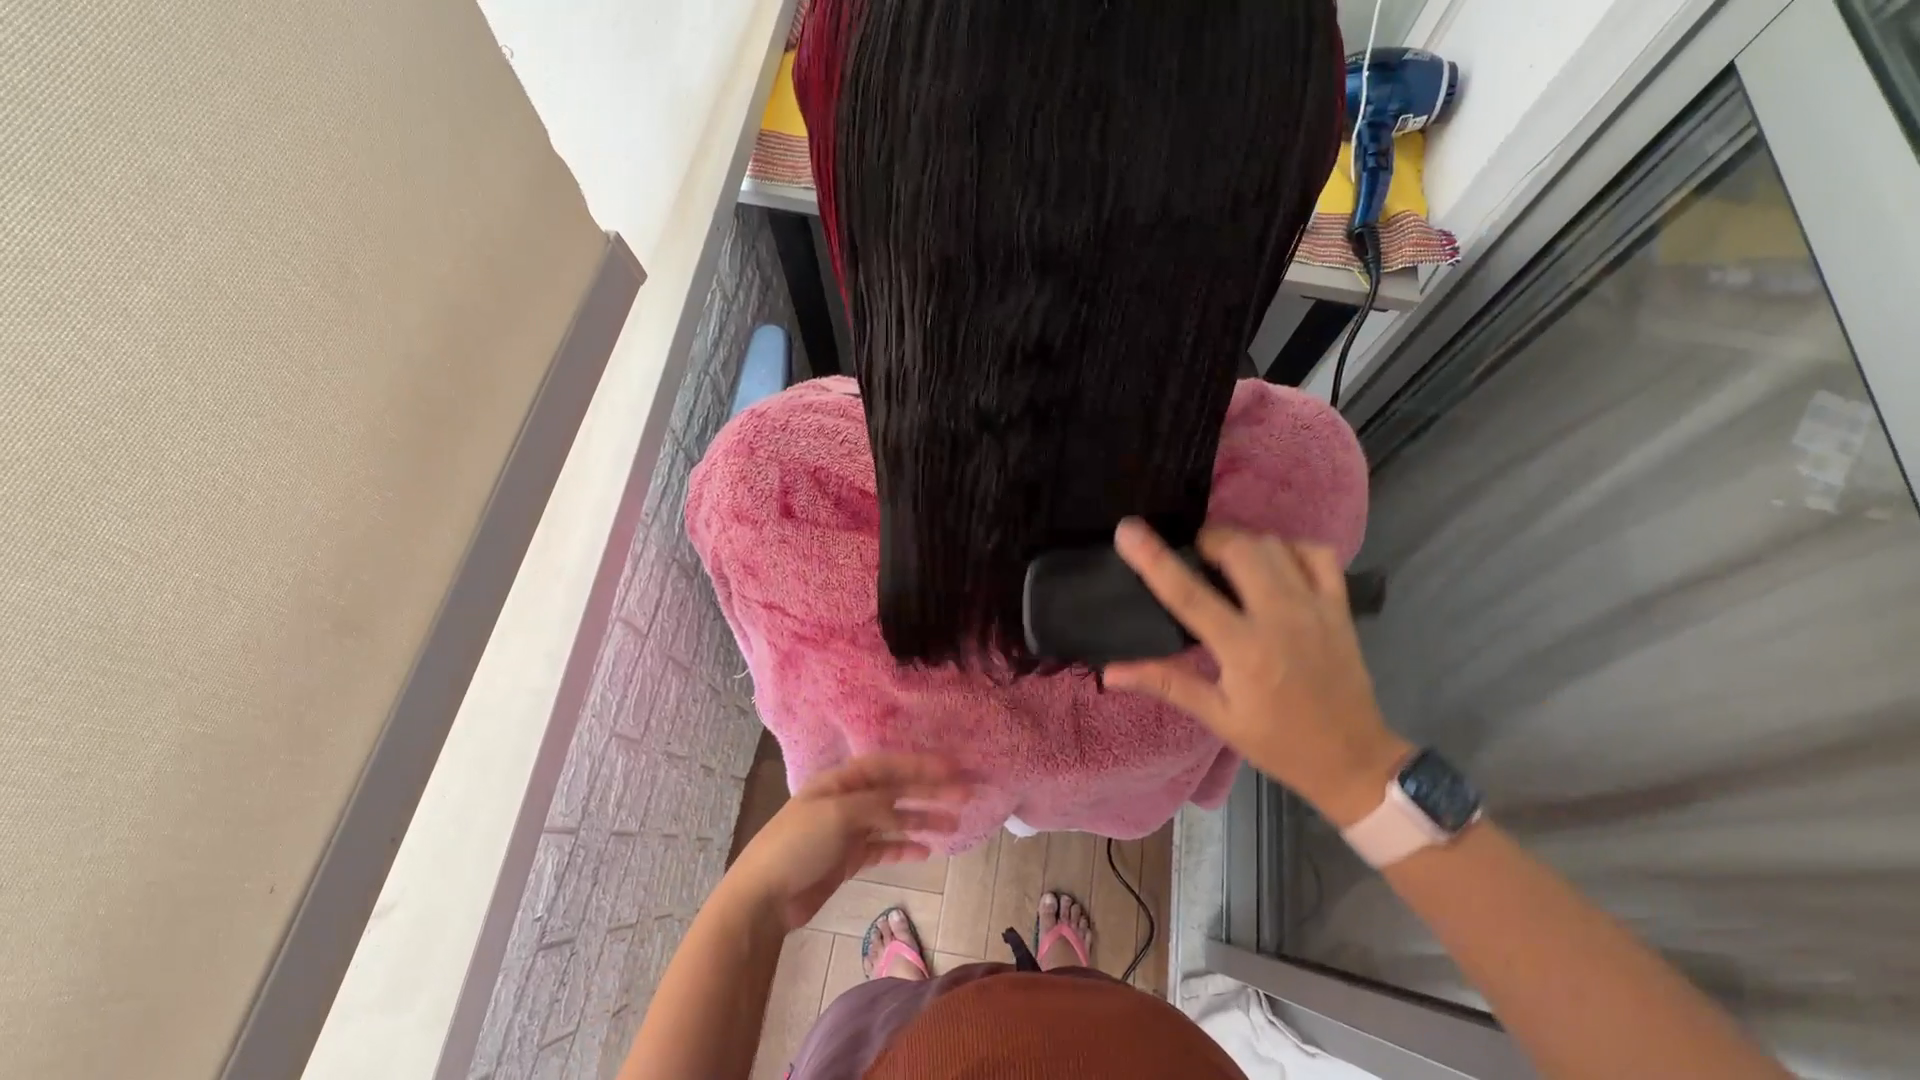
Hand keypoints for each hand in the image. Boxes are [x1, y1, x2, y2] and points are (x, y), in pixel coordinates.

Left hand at [723, 754, 968, 930]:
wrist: (763, 896)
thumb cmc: (796, 845)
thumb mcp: (838, 815)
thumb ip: (876, 805)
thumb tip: (905, 804)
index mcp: (841, 781)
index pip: (888, 766)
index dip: (921, 765)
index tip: (953, 769)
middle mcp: (847, 800)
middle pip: (896, 790)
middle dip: (930, 791)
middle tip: (965, 796)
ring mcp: (848, 830)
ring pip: (894, 820)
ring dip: (923, 819)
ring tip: (954, 824)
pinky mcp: (848, 859)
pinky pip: (884, 847)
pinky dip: (905, 847)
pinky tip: (926, 850)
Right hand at [1104, 519, 1410, 827]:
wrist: (1351, 758)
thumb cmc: (1277, 742)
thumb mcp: (1218, 717)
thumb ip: (1166, 683)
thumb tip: (1110, 671)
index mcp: (1244, 650)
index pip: (1189, 594)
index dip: (1154, 559)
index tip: (1128, 530)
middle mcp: (1280, 618)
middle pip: (1239, 550)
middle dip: (1208, 539)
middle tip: (1194, 554)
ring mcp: (1315, 607)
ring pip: (1274, 546)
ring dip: (1244, 542)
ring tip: (1228, 558)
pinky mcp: (1339, 606)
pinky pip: (1317, 554)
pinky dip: (1291, 547)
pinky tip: (1275, 561)